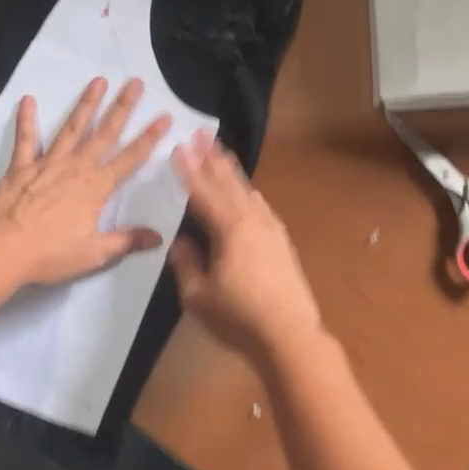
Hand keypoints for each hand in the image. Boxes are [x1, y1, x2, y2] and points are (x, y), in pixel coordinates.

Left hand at [0, 77, 172, 286]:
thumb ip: (126, 241)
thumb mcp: (94, 253)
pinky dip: (26, 119)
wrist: (2, 249)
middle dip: (122, 107)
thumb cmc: (50, 253)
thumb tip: (158, 237)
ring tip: (98, 81)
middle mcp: (76, 167)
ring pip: (72, 128)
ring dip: (86, 104)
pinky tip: (27, 100)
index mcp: (96, 187)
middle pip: (105, 133)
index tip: (164, 117)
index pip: (130, 158)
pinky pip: (26, 139)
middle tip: (135, 82)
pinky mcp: (21, 166)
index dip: (149, 138)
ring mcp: (48, 163)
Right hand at [168, 133, 323, 370]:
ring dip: (232, 172)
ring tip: (222, 152)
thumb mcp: (198, 296)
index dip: (188, 170)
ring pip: (247, 193)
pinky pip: (262, 208)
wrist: (290, 335)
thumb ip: (187, 264)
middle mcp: (252, 221)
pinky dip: (250, 193)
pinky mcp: (282, 244)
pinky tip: (251, 192)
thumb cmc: (239, 317)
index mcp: (229, 229)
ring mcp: (271, 231)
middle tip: (202, 134)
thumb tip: (181, 241)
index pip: (202, 193)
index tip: (178, 146)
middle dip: (212, 159)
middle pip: (228, 184)